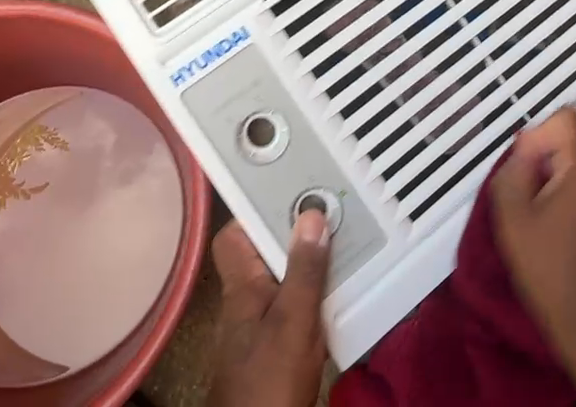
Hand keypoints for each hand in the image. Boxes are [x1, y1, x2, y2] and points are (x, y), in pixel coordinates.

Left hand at [206, 211, 331, 406]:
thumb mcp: (293, 320)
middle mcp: (245, 299)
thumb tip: (311, 216)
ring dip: (308, 264)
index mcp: (241, 285)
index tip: (292, 194)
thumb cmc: (269, 380)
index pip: (234, 234)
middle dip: (294, 235)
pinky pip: (294, 302)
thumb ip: (304, 270)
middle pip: (263, 251)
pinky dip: (315, 293)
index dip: (257, 211)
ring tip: (341, 245)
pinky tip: (337, 292)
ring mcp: (259, 323)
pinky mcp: (275, 343)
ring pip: (282, 276)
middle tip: (328, 216)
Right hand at [492, 109, 575, 405]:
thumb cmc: (554, 271)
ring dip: (567, 160)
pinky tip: (563, 211)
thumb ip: (513, 171)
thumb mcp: (513, 219)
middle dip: (553, 143)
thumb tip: (525, 153)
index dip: (540, 136)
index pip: (568, 118)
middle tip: (534, 177)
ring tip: (546, 195)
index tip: (527, 169)